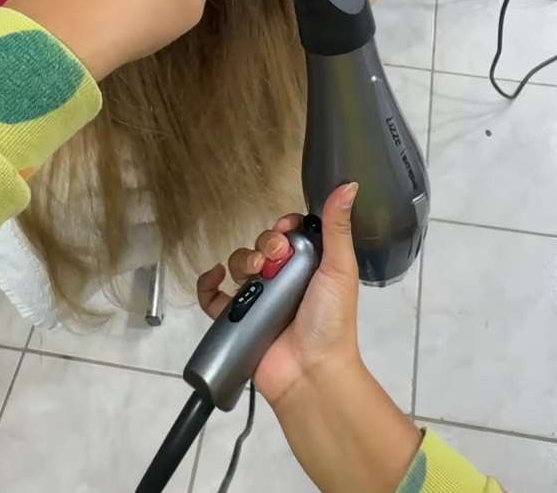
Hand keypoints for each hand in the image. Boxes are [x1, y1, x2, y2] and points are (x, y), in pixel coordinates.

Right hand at [197, 184, 421, 492]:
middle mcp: (283, 278)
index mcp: (309, 265)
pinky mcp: (237, 320)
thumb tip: (349, 183)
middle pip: (262, 244)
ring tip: (253, 272)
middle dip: (263, 242)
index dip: (285, 225)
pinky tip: (215, 278)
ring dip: (241, 259)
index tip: (287, 227)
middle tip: (273, 255)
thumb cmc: (331, 319)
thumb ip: (338, 228)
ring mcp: (259, 299)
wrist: (311, 373)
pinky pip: (213, 297)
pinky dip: (207, 284)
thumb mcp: (339, 268)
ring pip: (239, 263)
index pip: (290, 233)